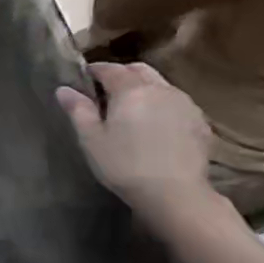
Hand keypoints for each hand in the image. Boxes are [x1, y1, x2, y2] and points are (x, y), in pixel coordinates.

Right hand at [57, 62, 214, 216]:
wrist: (175, 193)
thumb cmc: (124, 166)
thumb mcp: (92, 140)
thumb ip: (78, 110)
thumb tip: (64, 89)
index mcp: (130, 90)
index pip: (110, 69)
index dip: (95, 70)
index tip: (85, 76)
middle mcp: (160, 89)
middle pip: (139, 69)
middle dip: (122, 73)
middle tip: (107, 90)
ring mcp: (184, 103)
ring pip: (161, 84)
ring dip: (145, 88)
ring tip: (133, 108)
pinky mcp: (200, 121)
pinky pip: (177, 102)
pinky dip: (163, 104)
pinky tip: (157, 125)